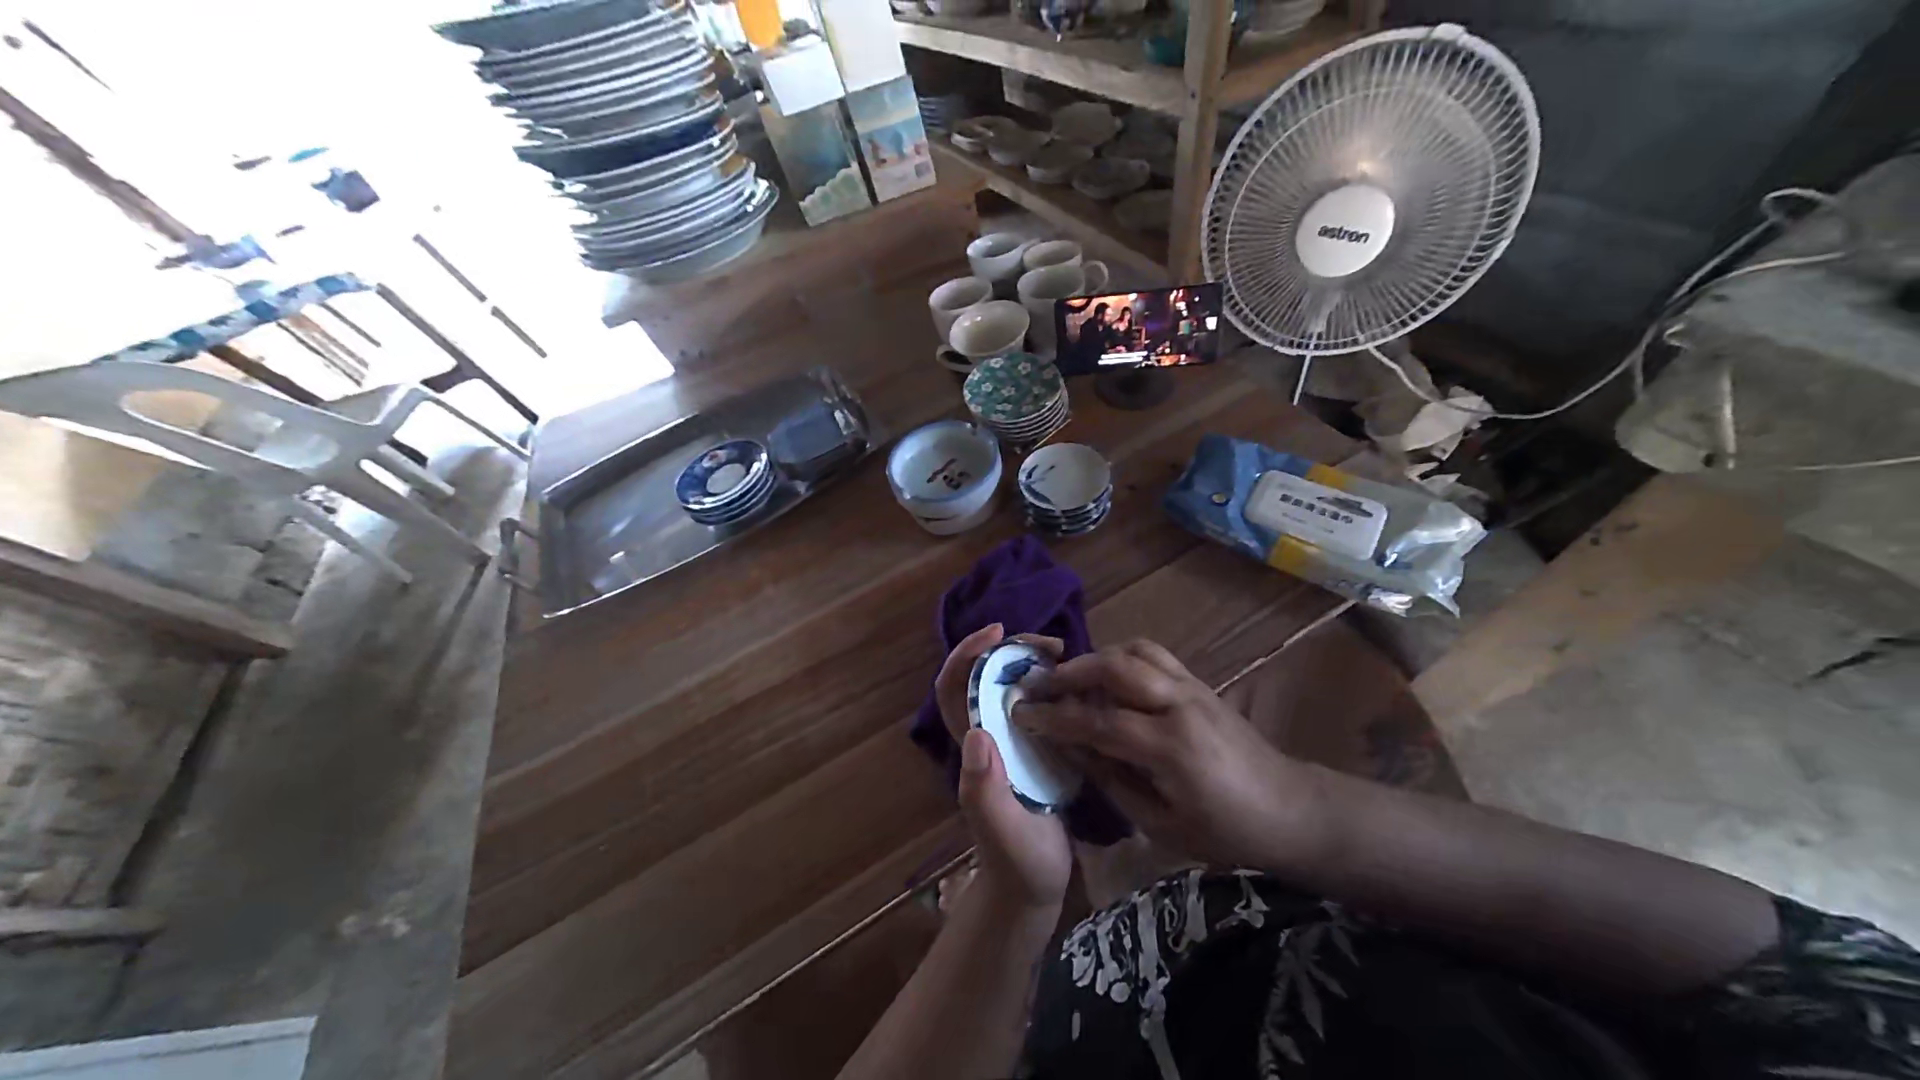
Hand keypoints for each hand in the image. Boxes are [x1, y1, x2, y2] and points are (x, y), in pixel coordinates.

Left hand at [934, 625, 1072, 910]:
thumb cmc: (1015, 860)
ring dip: (1033, 664)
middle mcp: (989, 736)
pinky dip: (1057, 687)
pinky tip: (1083, 685)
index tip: (997, 632)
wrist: (1035, 888)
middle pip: (985, 678)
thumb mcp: (998, 828)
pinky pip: (1043, 706)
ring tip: (1067, 656)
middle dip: (1009, 651)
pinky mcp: (1040, 751)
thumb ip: (984, 787)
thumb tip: (977, 734)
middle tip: (1049, 644)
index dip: (966, 656)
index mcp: (973, 747)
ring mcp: (1014, 742)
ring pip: (1014, 688)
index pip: (954, 689)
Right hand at [1012, 640, 1322, 870]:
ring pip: (1134, 651)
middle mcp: (1180, 705)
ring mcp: (1193, 687)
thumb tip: (1069, 747)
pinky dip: (1122, 657)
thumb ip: (1111, 780)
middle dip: (1069, 673)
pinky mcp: (1200, 683)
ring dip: (1095, 658)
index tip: (1021, 713)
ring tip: (1068, 676)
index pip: (1098, 721)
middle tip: (1038, 684)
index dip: (1054, 716)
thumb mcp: (1162, 824)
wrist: (1292, 810)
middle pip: (1114, 667)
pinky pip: (1154, 656)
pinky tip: (1107, 676)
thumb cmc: (1226, 832)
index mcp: (1171, 747)